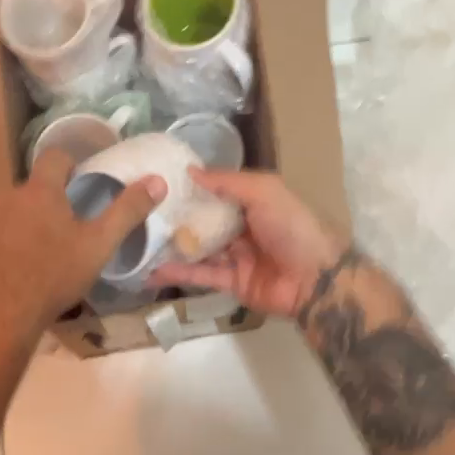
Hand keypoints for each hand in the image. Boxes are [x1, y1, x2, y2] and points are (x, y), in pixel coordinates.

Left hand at [0, 149, 164, 345]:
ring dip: (21, 222)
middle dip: (46, 202)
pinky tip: (10, 266)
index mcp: (41, 190)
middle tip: (61, 231)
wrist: (0, 313)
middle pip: (31, 188)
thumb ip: (127, 212)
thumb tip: (157, 181)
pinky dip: (0, 241)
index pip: (55, 157)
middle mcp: (8, 194)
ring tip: (35, 253)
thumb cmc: (54, 277)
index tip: (79, 182)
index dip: (69, 165)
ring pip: (8, 210)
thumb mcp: (98, 246)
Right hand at [149, 169, 348, 318]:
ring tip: (139, 243)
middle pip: (204, 222)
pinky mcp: (232, 283)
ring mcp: (237, 257)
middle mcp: (244, 227)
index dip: (192, 188)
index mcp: (254, 202)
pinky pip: (201, 276)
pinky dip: (178, 274)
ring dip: (172, 247)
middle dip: (177, 219)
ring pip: (199, 249)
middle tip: (141, 214)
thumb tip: (190, 171)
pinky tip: (152, 271)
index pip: (218, 192)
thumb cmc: (293, 227)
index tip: (160, 183)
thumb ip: (228, 182)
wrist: (315, 279)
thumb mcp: (264, 192)